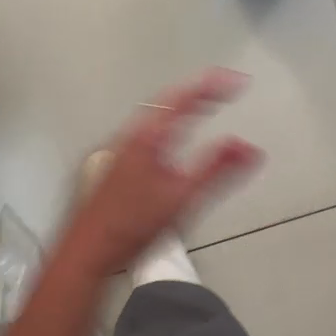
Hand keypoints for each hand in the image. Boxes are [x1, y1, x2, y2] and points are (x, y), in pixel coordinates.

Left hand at [61, 68, 264, 273]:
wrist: (85, 254)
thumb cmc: (131, 227)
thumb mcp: (182, 198)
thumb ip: (218, 170)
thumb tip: (250, 148)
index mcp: (150, 134)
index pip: (187, 96)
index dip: (215, 85)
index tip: (238, 81)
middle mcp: (133, 133)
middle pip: (170, 100)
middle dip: (200, 92)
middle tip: (225, 89)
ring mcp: (120, 147)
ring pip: (157, 114)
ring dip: (183, 106)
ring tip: (205, 104)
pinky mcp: (115, 162)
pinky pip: (148, 128)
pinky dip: (169, 122)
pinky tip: (174, 136)